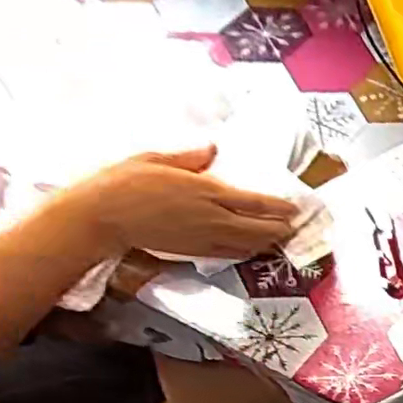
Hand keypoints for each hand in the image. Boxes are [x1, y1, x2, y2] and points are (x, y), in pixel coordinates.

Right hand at [57, 146, 300, 259]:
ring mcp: (210, 239)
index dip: (279, 208)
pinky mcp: (201, 253)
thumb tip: (212, 149)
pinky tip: (257, 247)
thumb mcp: (156, 159)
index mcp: (207, 191)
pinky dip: (251, 250)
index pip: (255, 202)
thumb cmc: (126, 182)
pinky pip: (236, 254)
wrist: (106, 217)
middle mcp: (215, 219)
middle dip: (282, 229)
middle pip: (262, 229)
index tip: (296, 209)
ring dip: (270, 242)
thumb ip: (189, 157)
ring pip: (252, 244)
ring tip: (282, 237)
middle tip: (295, 226)